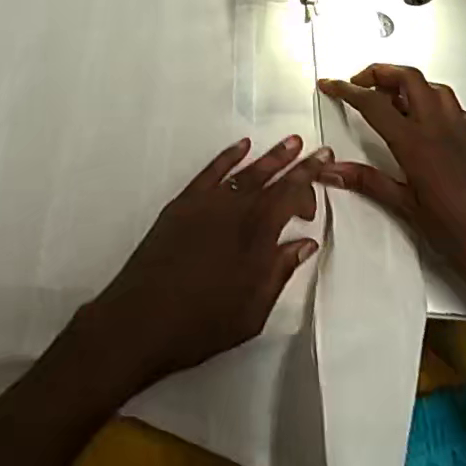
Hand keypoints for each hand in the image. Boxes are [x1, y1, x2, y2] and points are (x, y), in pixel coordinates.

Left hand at [74, 135, 327, 389]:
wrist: (142, 318)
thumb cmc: (202, 323)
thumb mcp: (253, 310)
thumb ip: (279, 271)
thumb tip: (305, 242)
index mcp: (254, 239)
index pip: (288, 199)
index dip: (308, 187)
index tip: (322, 182)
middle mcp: (232, 212)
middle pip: (271, 180)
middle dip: (297, 164)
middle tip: (319, 149)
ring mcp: (205, 204)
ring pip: (244, 172)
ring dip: (269, 157)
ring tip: (290, 141)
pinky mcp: (182, 204)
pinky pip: (210, 172)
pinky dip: (228, 157)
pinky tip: (242, 147)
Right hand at [317, 64, 465, 270]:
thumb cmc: (461, 232)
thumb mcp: (404, 207)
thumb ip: (367, 181)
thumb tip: (335, 171)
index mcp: (415, 142)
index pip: (372, 102)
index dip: (346, 90)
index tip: (332, 85)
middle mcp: (439, 129)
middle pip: (407, 77)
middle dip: (379, 72)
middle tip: (360, 82)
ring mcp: (462, 132)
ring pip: (434, 87)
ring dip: (409, 83)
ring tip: (392, 94)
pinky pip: (458, 110)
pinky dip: (439, 105)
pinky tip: (433, 118)